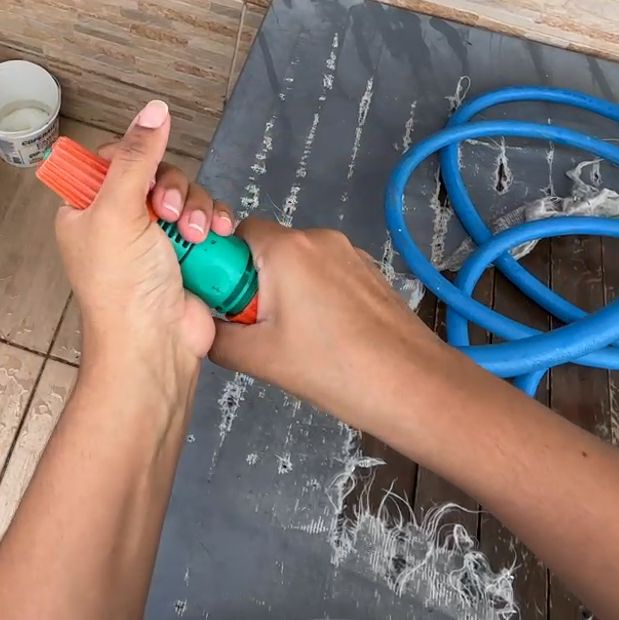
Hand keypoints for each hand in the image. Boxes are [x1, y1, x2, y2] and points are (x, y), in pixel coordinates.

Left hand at [53, 101, 215, 384]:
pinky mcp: (189, 252)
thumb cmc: (121, 284)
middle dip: (172, 189)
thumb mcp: (118, 210)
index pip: (111, 159)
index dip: (133, 159)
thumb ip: (137, 156)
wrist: (155, 347)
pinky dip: (216, 222)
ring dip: (196, 208)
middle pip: (156, 173)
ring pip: (187, 193)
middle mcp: (120, 220)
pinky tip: (220, 234)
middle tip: (169, 213)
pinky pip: (208, 217)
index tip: (144, 174)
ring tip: (196, 235)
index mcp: (86, 210)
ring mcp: (157, 238)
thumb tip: (155, 108)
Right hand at [208, 218, 461, 430]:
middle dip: (255, 282)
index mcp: (284, 248)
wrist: (415, 386)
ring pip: (298, 263)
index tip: (227, 304)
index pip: (235, 233)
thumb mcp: (259, 358)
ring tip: (297, 339)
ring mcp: (348, 251)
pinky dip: (316, 296)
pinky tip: (329, 336)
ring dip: (287, 290)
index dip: (223, 266)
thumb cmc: (332, 368)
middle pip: (267, 248)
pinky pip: (326, 273)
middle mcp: (316, 236)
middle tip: (259, 328)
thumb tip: (203, 324)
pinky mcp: (370, 270)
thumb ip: (217, 336)